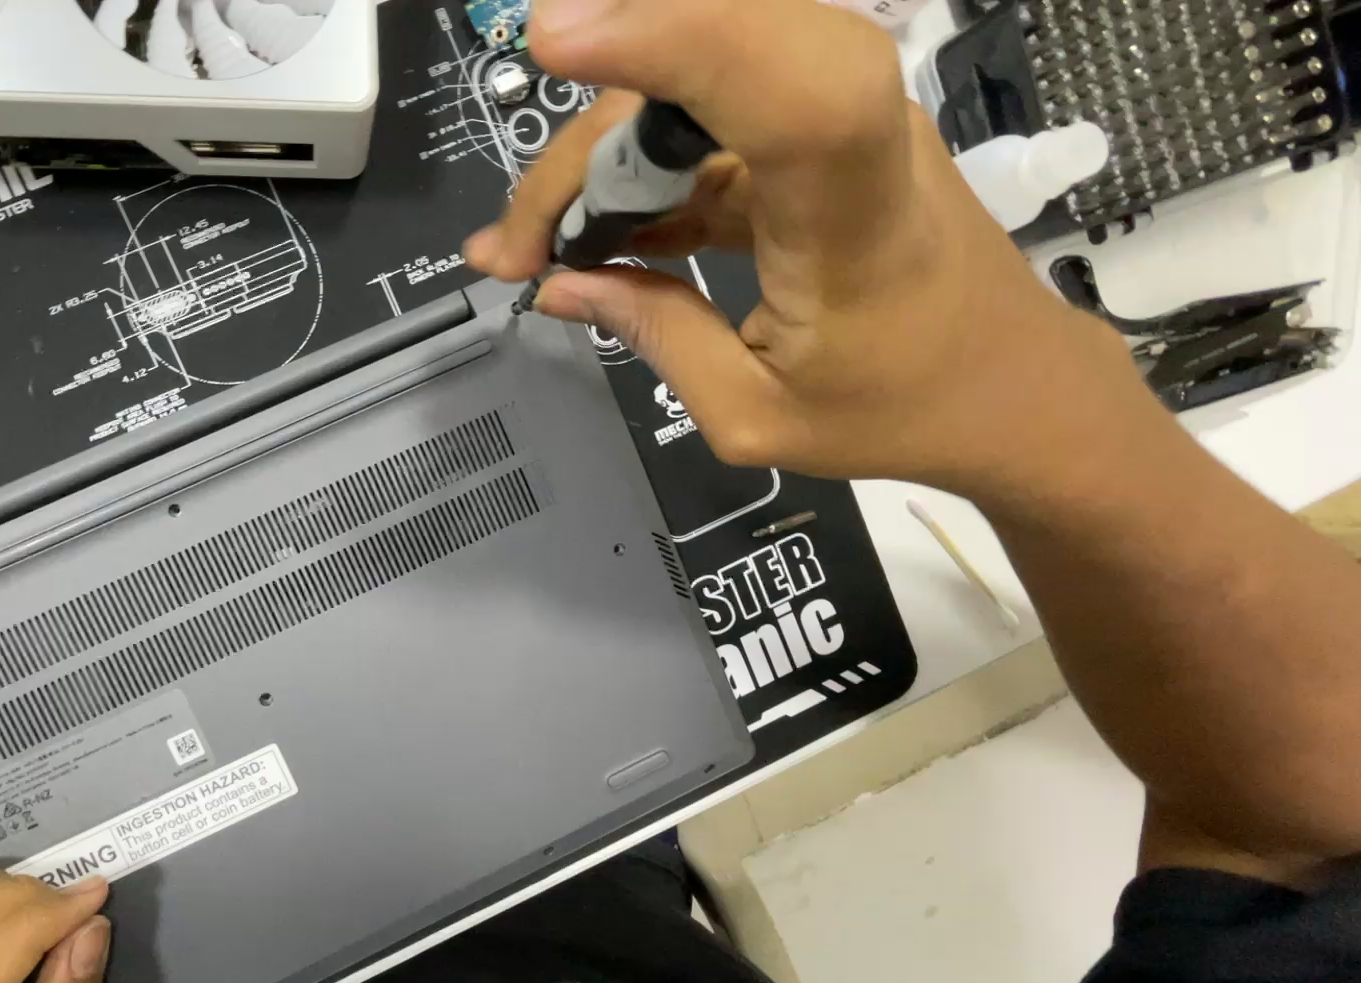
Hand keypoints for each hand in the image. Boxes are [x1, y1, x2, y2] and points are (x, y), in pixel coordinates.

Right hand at [464, 0, 1161, 504]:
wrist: (1003, 388)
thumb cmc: (894, 413)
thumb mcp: (753, 414)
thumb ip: (656, 336)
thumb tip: (558, 288)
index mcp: (855, 215)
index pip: (778, 82)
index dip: (669, 40)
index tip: (552, 38)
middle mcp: (850, 138)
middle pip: (692, 81)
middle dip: (579, 158)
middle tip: (509, 252)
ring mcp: (826, 131)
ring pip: (681, 103)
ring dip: (591, 171)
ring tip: (529, 252)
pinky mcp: (804, 146)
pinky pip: (695, 137)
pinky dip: (628, 184)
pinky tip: (582, 240)